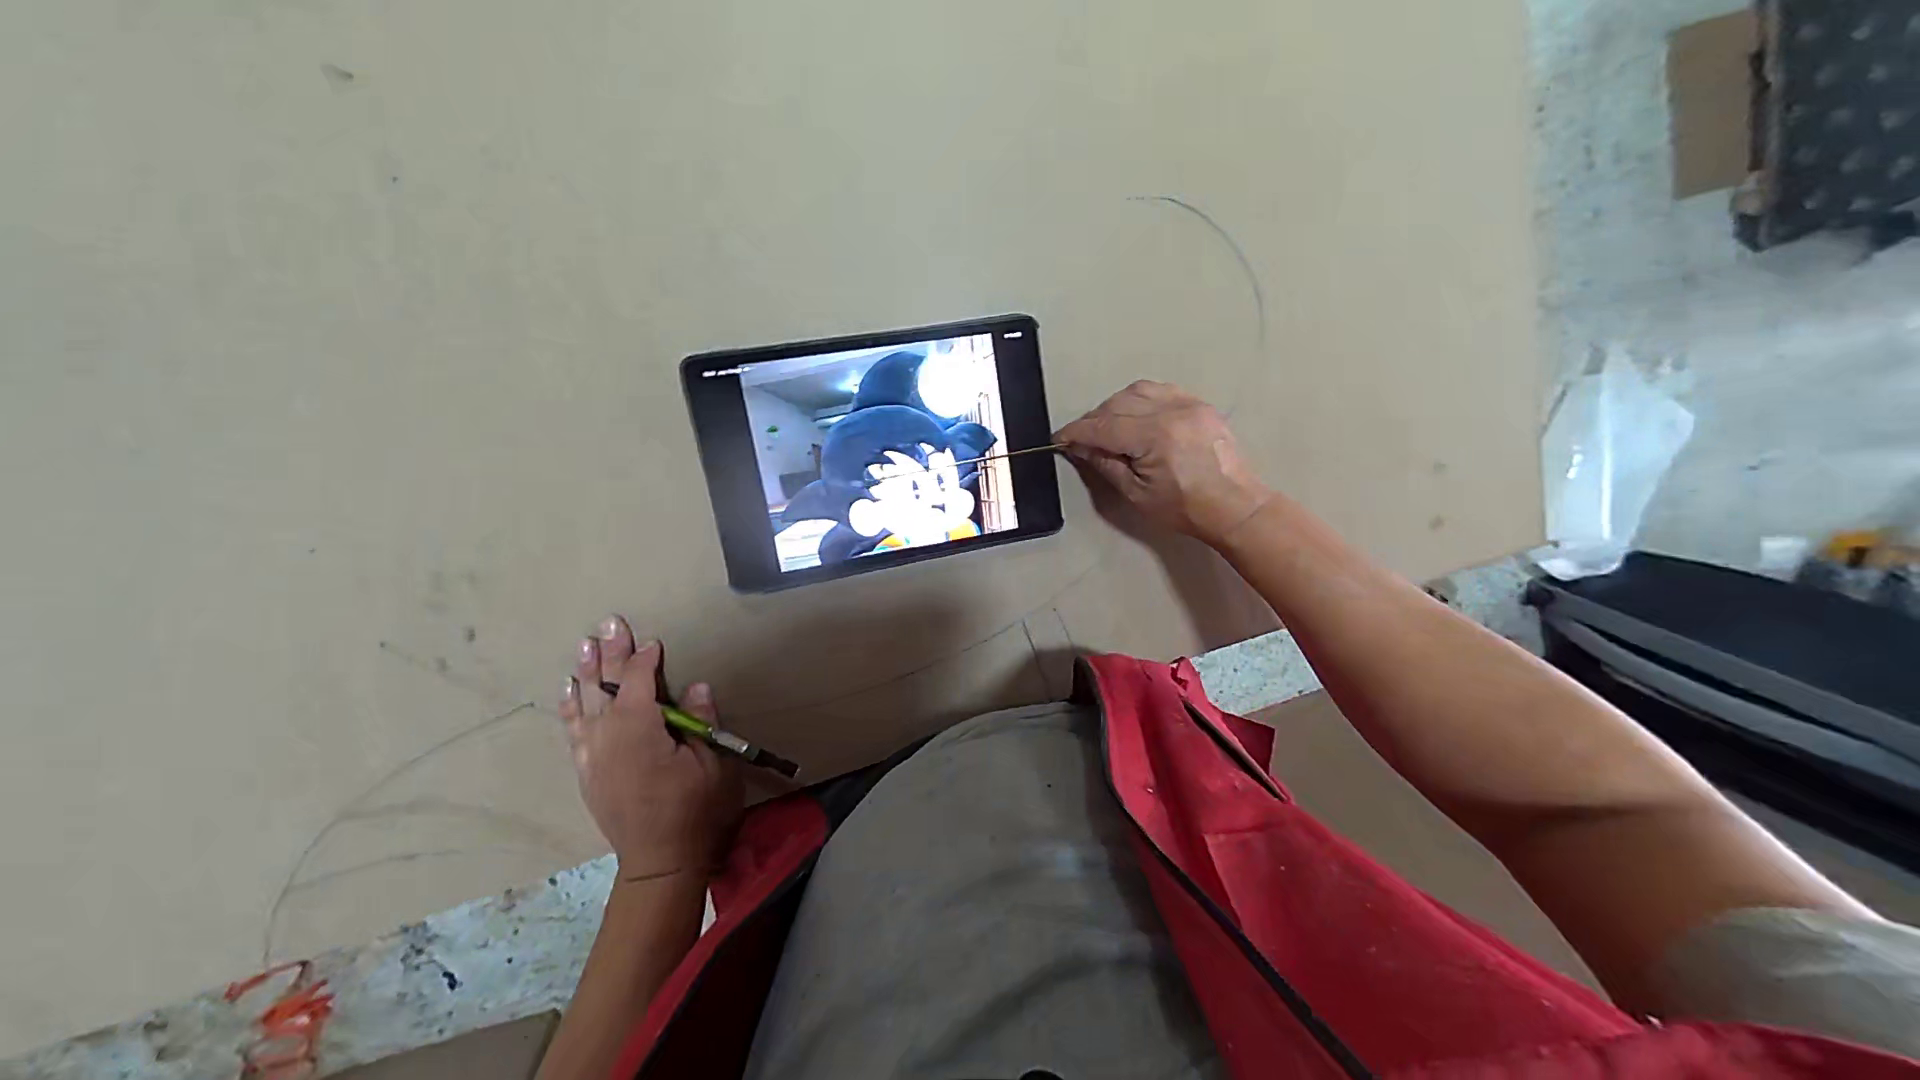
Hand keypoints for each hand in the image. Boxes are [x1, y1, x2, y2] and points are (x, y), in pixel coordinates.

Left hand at [561, 617, 742, 881]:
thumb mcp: (714, 765)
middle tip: (609, 623)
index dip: (646, 660)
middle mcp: (608, 738)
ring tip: (584, 645)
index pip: (638, 682)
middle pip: (606, 686)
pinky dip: (571, 708)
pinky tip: (569, 692)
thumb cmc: (697, 811)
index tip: (656, 643)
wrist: (663, 863)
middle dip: (609, 653)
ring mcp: (593, 757)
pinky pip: (574, 732)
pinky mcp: (588, 773)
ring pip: (585, 705)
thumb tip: (694, 687)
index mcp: (640, 731)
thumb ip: (702, 722)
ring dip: (585, 673)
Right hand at [1055, 381, 1274, 545]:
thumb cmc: (1184, 508)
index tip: (1059, 439)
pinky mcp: (1199, 404)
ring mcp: (1188, 404)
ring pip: (1136, 391)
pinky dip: (1140, 399)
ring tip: (1108, 428)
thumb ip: (1106, 464)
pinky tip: (1135, 416)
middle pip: (1116, 404)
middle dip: (1093, 420)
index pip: (1103, 426)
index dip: (1076, 432)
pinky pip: (1160, 390)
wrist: (1235, 506)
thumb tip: (1080, 447)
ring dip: (1115, 406)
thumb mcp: (1136, 494)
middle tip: (1083, 440)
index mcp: (1154, 436)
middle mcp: (1171, 411)